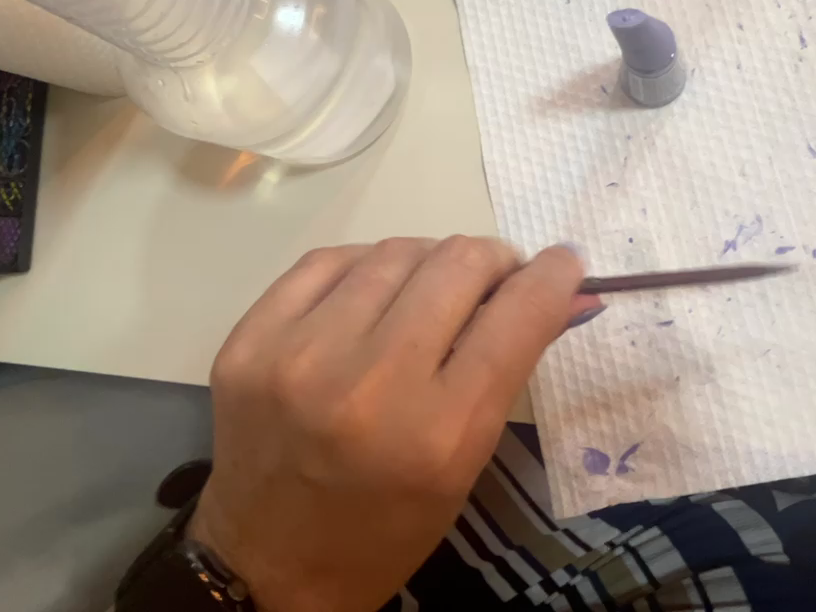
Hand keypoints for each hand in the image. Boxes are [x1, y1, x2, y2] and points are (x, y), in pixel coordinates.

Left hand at [188, 237, 602, 611]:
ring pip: (396, 250)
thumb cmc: (389, 523)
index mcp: (437, 434)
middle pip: (456, 263)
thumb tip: (564, 284)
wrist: (268, 564)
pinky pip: (331, 258)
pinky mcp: (252, 340)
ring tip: (427, 290)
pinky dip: (366, 266)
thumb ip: (512, 360)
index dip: (552, 276)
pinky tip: (371, 291)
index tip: (564, 261)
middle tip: (493, 277)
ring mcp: (299, 356)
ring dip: (428, 262)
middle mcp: (368, 386)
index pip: (516, 316)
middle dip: (492, 260)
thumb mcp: (466, 456)